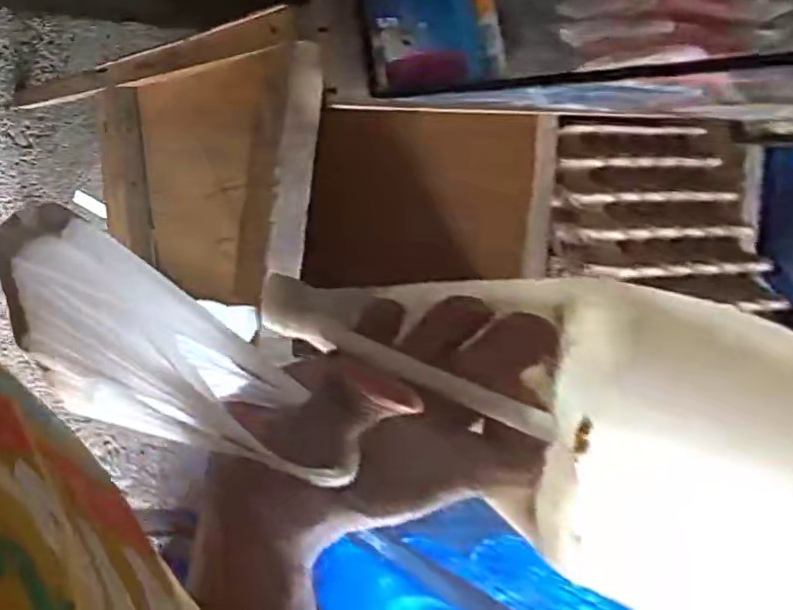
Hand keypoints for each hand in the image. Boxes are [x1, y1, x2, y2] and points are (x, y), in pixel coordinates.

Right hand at [193, 297, 557, 608]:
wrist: (251, 492)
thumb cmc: (292, 480)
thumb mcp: (322, 449)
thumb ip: (352, 411)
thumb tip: (400, 387)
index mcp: (433, 462)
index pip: (507, 449)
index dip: (528, 417)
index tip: (541, 378)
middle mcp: (413, 434)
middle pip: (467, 393)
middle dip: (496, 358)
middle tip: (520, 320)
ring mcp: (373, 410)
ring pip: (421, 368)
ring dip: (441, 336)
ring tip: (464, 301)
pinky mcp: (332, 390)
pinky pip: (365, 357)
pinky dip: (376, 331)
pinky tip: (385, 306)